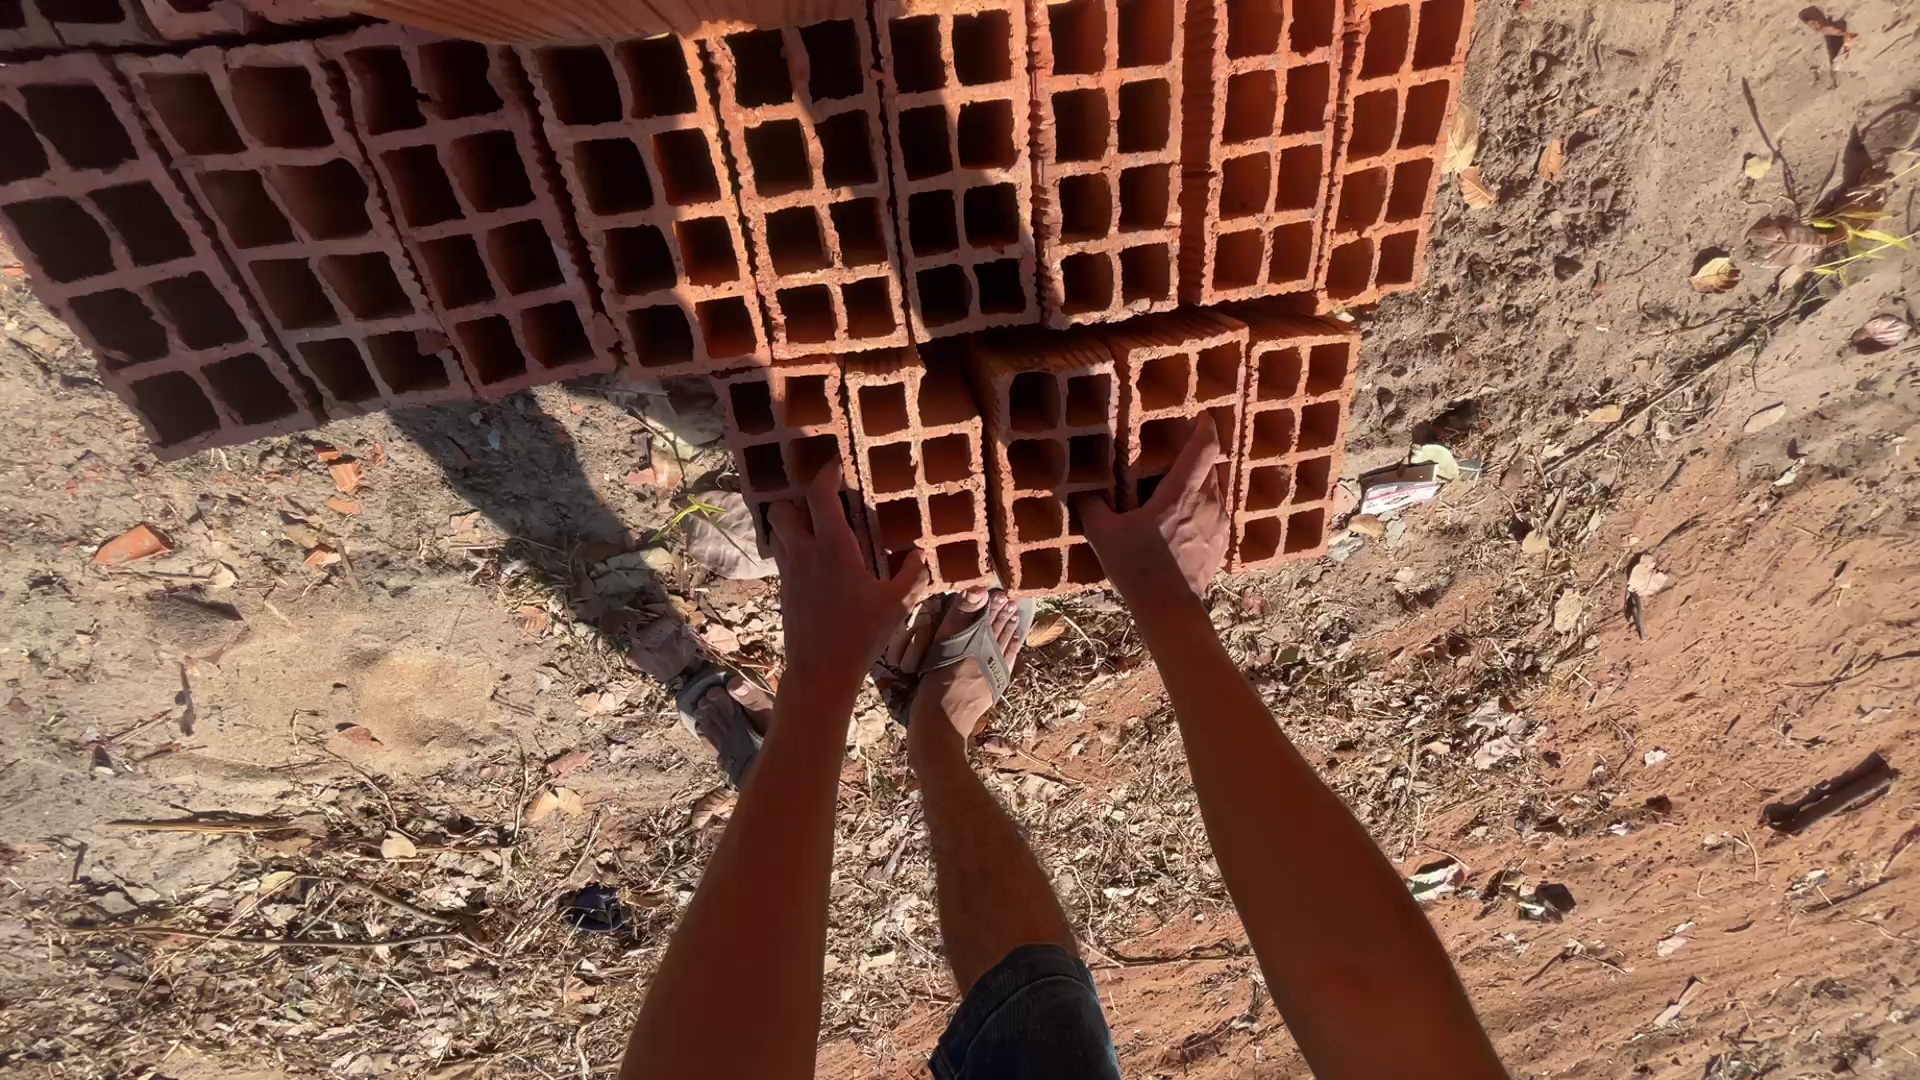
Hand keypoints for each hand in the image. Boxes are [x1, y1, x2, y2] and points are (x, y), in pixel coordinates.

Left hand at [768, 464, 928, 694]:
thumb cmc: (861, 634)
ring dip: (792, 523)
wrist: (821, 671)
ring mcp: (789, 572)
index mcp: (833, 548)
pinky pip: (783, 556)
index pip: (820, 495)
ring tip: (817, 529)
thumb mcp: (896, 604)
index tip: (838, 466)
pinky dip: (794, 548)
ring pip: (777, 532)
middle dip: (797, 499)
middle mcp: (804, 553)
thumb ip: (912, 575)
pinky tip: (816, 562)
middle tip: (823, 504)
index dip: (826, 474)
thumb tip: (921, 554)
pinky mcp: (783, 590)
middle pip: (782, 509)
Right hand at [1072, 412, 1228, 602]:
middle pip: (1212, 465)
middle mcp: (1207, 502)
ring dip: (1201, 480)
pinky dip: (1204, 504)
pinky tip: (1184, 517)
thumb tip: (1079, 488)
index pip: (1204, 448)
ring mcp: (1219, 523)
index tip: (1201, 416)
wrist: (1170, 609)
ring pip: (1217, 488)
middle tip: (1177, 452)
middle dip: (1199, 454)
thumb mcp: (1104, 535)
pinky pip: (1217, 510)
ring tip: (1179, 485)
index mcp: (1181, 494)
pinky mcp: (1221, 542)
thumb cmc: (1137, 568)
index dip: (1205, 427)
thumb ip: (1091, 505)